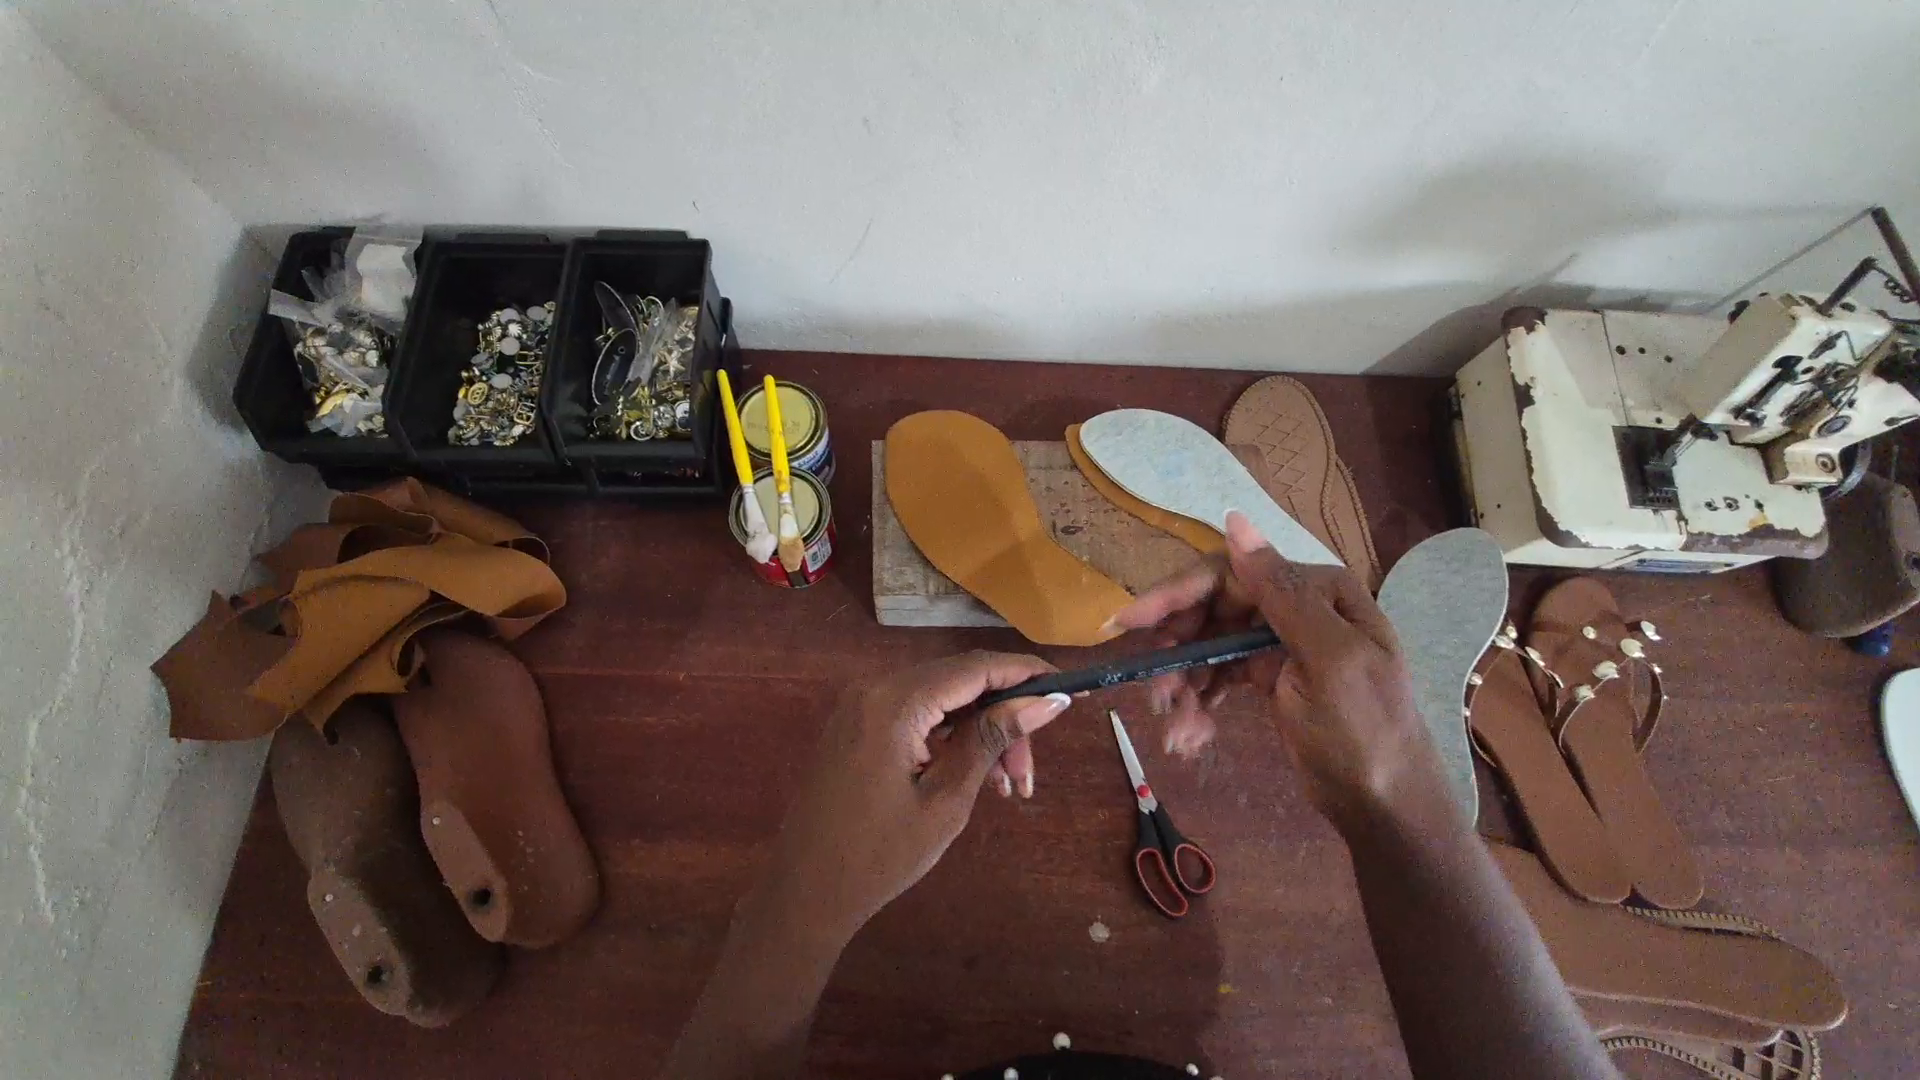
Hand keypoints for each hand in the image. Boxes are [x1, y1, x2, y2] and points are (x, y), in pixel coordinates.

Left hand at [754, 651, 1073, 941]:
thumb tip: (1047, 699)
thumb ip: (993, 739)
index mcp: (895, 702)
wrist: (802, 894)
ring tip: (1008, 786)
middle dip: (1005, 717)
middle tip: (1028, 773)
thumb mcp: (946, 799)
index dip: (1026, 673)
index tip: (1071, 689)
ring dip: (981, 732)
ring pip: (943, 699)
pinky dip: (951, 737)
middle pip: (960, 681)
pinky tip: (974, 775)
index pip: (976, 667)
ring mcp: (863, 704)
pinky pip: (918, 714)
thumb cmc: (878, 856)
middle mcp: (876, 688)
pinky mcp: (859, 723)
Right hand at [1111, 511, 1442, 832]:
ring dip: (1184, 685)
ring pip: (1207, 646)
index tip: (1129, 623)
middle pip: (1210, 612)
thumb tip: (1234, 520)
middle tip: (1156, 695)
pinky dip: (1200, 701)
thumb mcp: (1329, 660)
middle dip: (1178, 654)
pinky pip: (1216, 675)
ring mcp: (1278, 641)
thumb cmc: (1367, 732)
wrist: (1388, 808)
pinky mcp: (1267, 674)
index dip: (1173, 595)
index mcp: (1315, 590)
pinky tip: (1193, 734)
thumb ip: (1281, 592)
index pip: (1226, 575)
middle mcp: (1294, 605)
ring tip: (1177, 729)